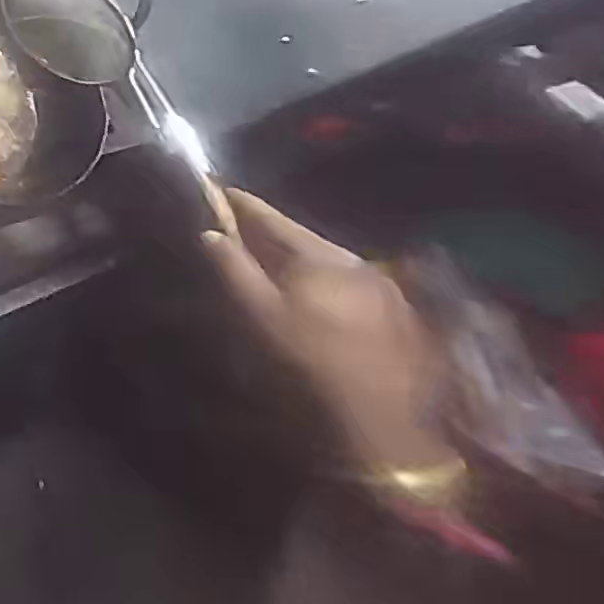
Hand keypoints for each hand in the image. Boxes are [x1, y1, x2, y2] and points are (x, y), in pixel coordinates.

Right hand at [201, 191, 455, 474]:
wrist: (384, 415)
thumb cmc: (311, 358)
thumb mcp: (262, 314)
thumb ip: (235, 269)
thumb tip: (210, 233)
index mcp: (320, 257)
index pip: (275, 220)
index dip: (246, 205)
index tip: (223, 189)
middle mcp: (354, 260)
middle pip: (301, 237)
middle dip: (269, 230)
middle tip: (240, 225)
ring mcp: (379, 282)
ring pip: (324, 257)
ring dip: (294, 253)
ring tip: (269, 256)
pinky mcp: (393, 306)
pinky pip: (344, 276)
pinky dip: (318, 272)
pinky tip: (307, 287)